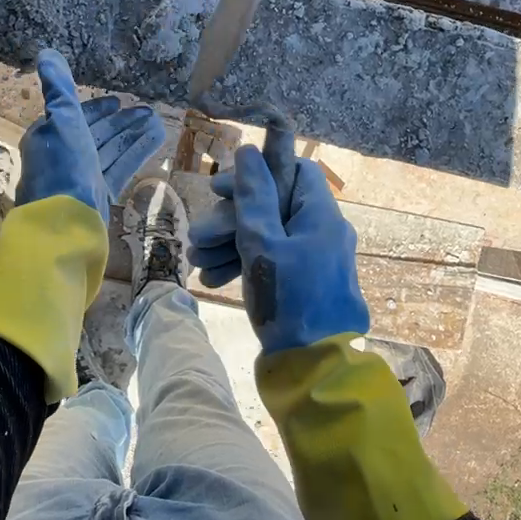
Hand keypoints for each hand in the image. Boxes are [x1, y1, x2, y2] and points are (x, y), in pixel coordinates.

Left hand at [15, 48, 164, 222]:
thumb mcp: (62, 119)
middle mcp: (64, 155)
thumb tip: (47, 53)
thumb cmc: (63, 164)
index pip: (77, 116)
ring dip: (133, 134)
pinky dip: (136, 153)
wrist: (65, 220)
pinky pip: (120, 168)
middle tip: (148, 111)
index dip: (97, 108)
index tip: (118, 100)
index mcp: (51, 136)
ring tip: (158, 122)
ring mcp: (82, 176)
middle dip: (121, 121)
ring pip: (111, 150)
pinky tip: (157, 141)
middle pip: (97, 133)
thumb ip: (58, 88)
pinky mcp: (98, 194)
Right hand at [190, 144, 368, 351]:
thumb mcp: (263, 243)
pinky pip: (273, 260)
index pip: (294, 170)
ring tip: (198, 261)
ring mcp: (314, 258)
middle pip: (273, 204)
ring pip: (268, 234)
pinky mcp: (305, 282)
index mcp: (321, 215)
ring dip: (230, 243)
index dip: (256, 172)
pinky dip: (245, 263)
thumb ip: (253, 195)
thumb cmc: (289, 299)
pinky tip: (214, 278)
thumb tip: (249, 150)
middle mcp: (322, 231)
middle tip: (199, 235)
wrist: (315, 369)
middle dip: (230, 218)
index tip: (221, 187)